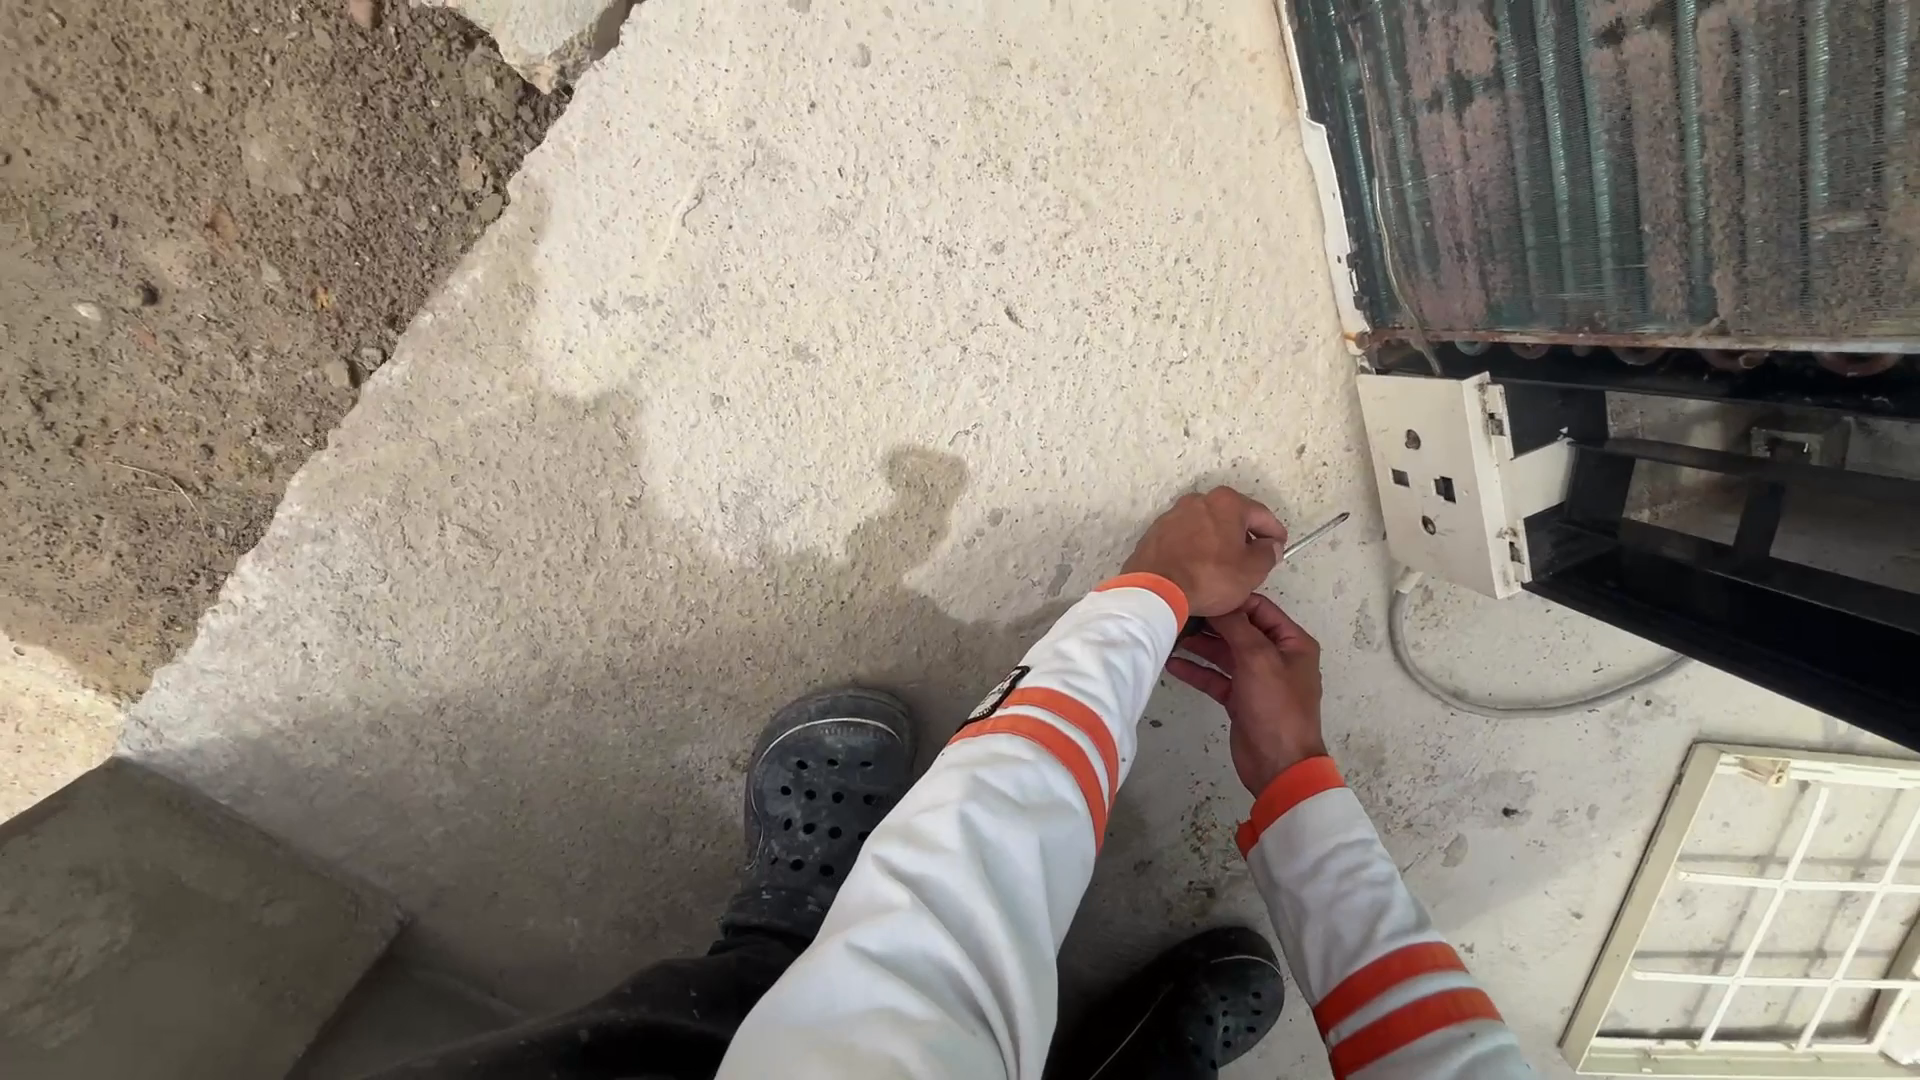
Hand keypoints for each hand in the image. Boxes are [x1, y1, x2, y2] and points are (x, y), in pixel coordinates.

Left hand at [1120, 487, 1287, 617]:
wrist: (1155, 590)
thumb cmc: (1208, 577)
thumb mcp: (1252, 570)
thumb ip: (1267, 553)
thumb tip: (1269, 546)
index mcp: (1226, 503)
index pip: (1261, 515)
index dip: (1274, 533)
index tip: (1279, 546)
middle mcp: (1198, 501)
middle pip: (1231, 517)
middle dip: (1244, 536)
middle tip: (1253, 558)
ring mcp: (1173, 515)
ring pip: (1206, 526)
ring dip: (1218, 542)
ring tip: (1224, 566)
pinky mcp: (1155, 533)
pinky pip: (1184, 538)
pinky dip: (1195, 549)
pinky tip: (1199, 567)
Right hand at [1166, 594, 1325, 795]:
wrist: (1279, 764)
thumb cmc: (1276, 706)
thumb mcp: (1258, 658)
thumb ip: (1236, 626)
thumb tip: (1217, 601)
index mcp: (1292, 642)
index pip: (1259, 609)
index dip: (1231, 600)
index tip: (1199, 594)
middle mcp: (1276, 657)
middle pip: (1239, 630)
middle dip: (1210, 623)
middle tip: (1178, 613)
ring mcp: (1258, 679)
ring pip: (1224, 654)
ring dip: (1200, 646)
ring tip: (1170, 635)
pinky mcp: (1240, 699)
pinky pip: (1216, 678)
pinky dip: (1197, 671)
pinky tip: (1172, 664)